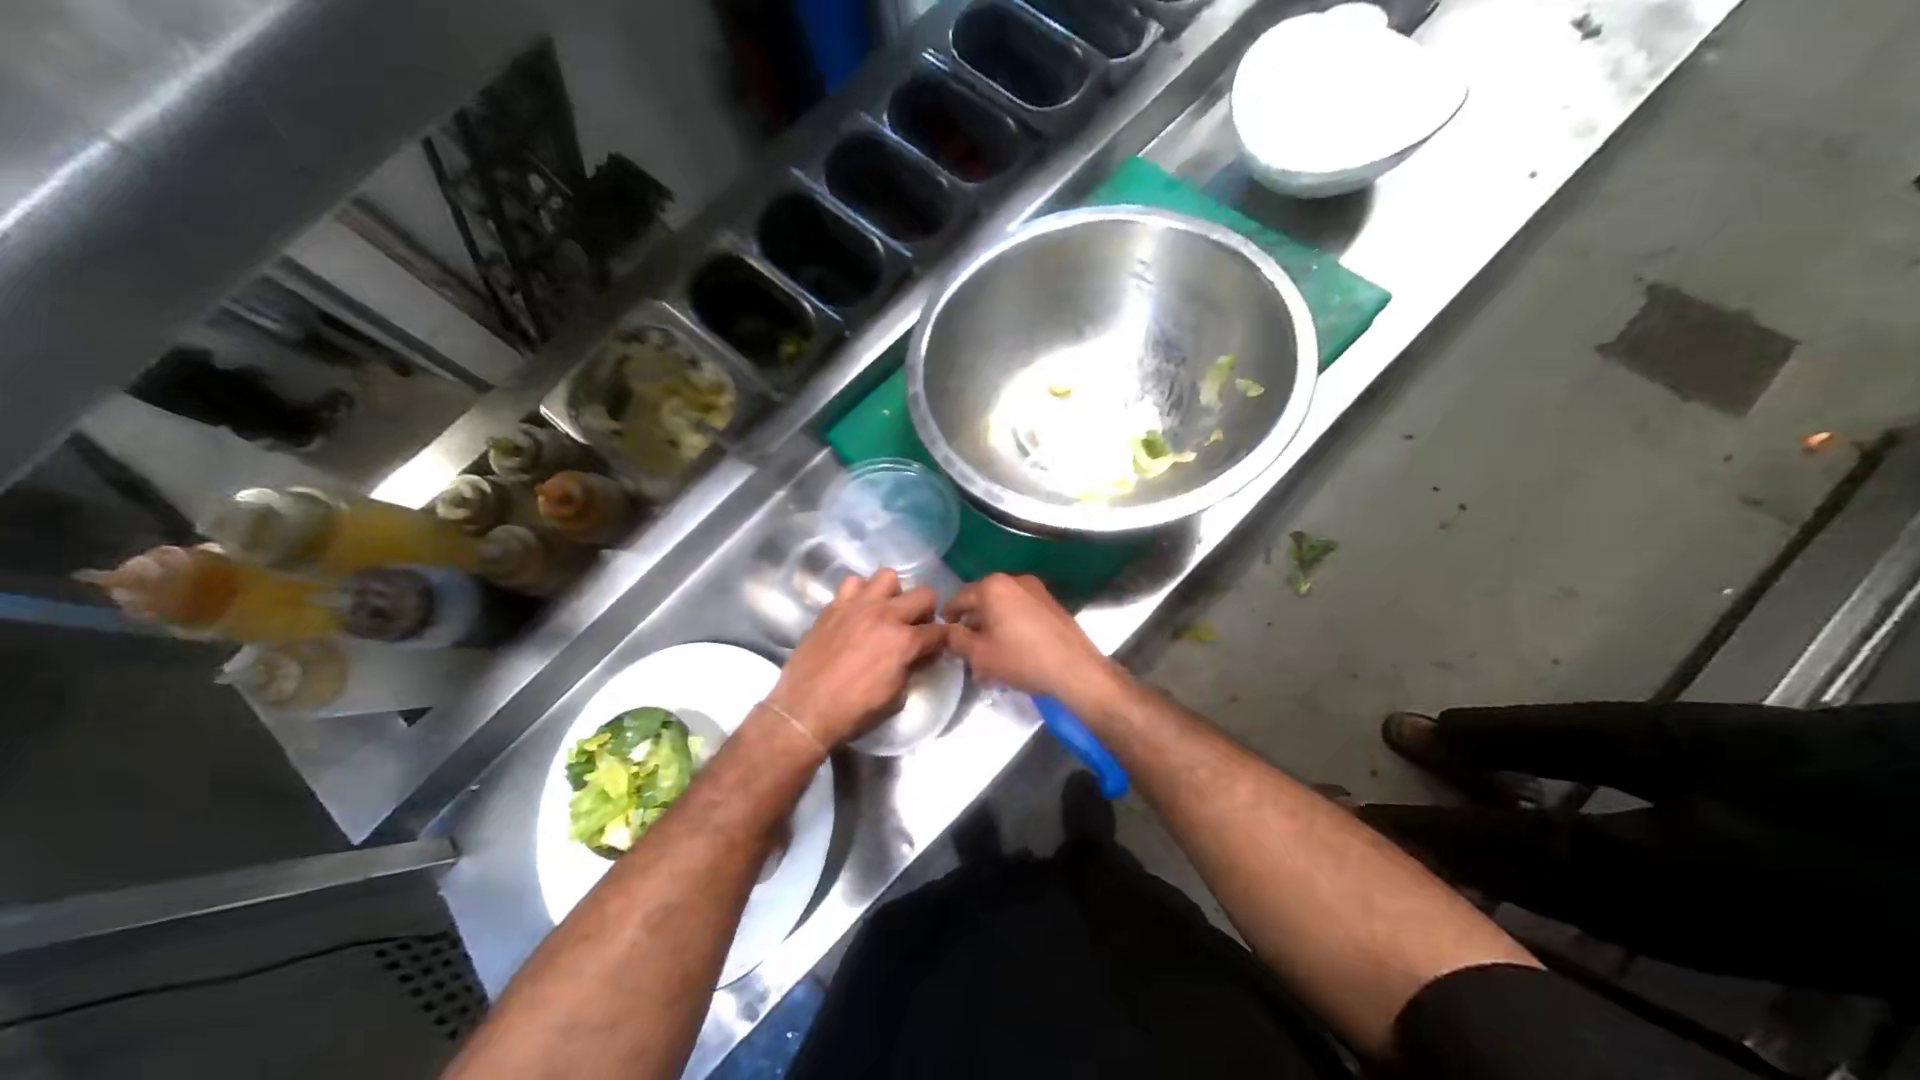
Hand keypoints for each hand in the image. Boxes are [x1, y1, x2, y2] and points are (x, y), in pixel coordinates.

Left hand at [767, 568, 946, 746]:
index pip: (939, 631)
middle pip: (924, 593)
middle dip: (927, 610)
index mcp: (904, 641)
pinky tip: (858, 610)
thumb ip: (912, 667)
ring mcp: (857, 606)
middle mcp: (885, 615)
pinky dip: (860, 593)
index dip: (944, 638)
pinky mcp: (834, 606)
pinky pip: (852, 583)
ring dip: (893, 593)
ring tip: (885, 611)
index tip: (940, 644)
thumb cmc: (854, 710)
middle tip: (916, 625)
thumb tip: (920, 654)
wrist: (805, 708)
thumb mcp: (895, 696)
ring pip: (887, 576)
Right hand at [943, 574, 1125, 707]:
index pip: (959, 598)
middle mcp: (1014, 580)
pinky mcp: (1051, 604)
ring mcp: (1036, 590)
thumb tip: (947, 631)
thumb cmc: (1021, 659)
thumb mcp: (979, 655)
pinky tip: (1010, 648)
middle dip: (972, 622)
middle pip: (982, 600)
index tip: (943, 633)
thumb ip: (956, 640)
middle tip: (965, 647)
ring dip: (992, 625)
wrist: (1074, 669)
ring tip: (988, 652)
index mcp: (992, 586)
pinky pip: (1020, 611)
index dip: (948, 617)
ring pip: (1003, 606)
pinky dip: (1010, 625)